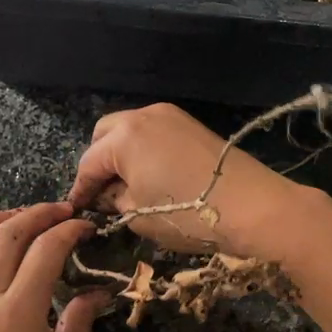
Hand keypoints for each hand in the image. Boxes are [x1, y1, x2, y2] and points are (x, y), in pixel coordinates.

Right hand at [67, 103, 319, 260]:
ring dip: (121, 152)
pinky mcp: (190, 123)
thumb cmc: (188, 215)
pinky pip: (153, 131)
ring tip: (127, 184)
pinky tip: (152, 173)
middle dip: (98, 162)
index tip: (77, 208)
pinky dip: (144, 148)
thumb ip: (115, 201)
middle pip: (105, 135)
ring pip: (130, 129)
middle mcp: (142, 116)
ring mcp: (169, 115)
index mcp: (123, 138)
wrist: (253, 205)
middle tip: (103, 193)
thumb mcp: (140, 216)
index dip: (81, 189)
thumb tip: (107, 195)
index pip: (88, 163)